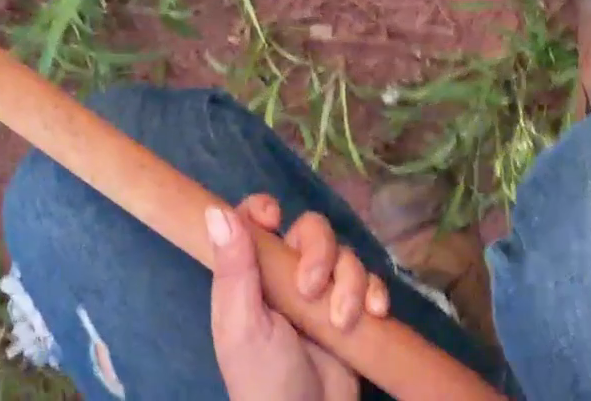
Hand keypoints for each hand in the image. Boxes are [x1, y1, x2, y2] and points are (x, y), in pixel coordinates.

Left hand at [207, 195, 390, 400]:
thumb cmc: (263, 379)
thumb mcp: (242, 327)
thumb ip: (233, 270)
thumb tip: (215, 211)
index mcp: (252, 276)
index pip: (256, 221)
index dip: (265, 210)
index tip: (274, 219)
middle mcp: (286, 276)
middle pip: (312, 230)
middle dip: (320, 253)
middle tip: (312, 288)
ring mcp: (323, 292)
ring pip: (345, 254)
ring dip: (349, 282)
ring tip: (342, 320)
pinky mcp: (353, 308)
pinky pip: (371, 280)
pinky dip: (375, 292)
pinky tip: (374, 313)